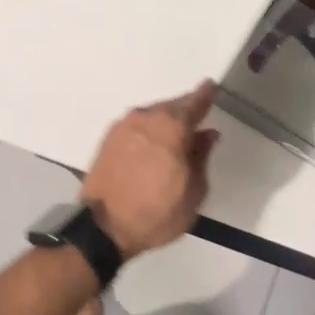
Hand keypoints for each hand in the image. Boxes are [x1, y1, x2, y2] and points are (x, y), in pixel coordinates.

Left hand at [80, 80, 221, 258]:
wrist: (103, 228)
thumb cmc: (156, 213)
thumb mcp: (193, 192)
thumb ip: (201, 157)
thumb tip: (208, 134)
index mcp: (172, 128)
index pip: (195, 103)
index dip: (205, 95)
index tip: (211, 85)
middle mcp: (146, 118)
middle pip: (172, 106)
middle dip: (185, 109)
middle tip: (197, 114)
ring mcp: (123, 127)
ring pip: (152, 114)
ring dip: (165, 120)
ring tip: (176, 131)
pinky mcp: (108, 139)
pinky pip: (136, 125)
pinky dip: (148, 128)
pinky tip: (153, 141)